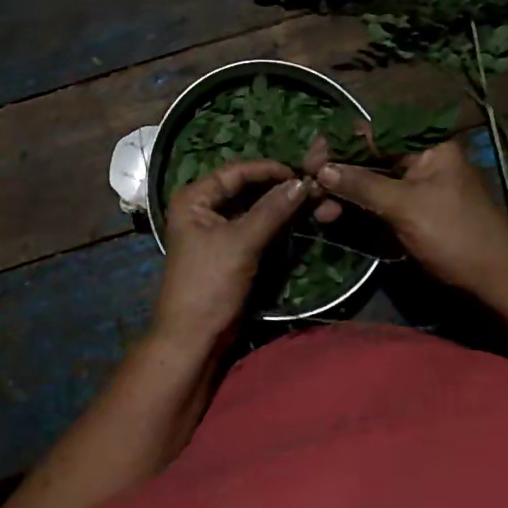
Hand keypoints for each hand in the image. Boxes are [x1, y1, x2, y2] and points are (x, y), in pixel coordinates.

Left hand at [153, 160, 311, 347]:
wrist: (194, 338)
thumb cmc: (209, 284)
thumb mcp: (241, 243)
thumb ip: (272, 211)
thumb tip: (302, 183)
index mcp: (194, 197)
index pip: (236, 172)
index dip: (268, 170)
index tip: (302, 173)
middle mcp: (203, 206)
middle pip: (245, 188)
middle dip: (278, 188)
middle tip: (313, 187)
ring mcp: (216, 228)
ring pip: (253, 207)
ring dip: (280, 205)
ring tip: (312, 201)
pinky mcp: (229, 248)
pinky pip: (254, 226)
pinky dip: (275, 223)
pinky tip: (298, 219)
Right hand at [313, 142, 507, 297]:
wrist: (499, 285)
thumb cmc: (456, 236)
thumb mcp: (405, 206)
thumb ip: (361, 184)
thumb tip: (321, 169)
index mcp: (426, 146)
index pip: (371, 134)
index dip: (337, 145)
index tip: (310, 163)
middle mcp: (418, 160)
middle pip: (366, 156)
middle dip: (335, 171)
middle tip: (307, 188)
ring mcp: (413, 186)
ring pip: (366, 180)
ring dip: (340, 192)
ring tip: (319, 211)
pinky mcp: (409, 211)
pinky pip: (374, 200)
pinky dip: (354, 207)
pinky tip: (332, 217)